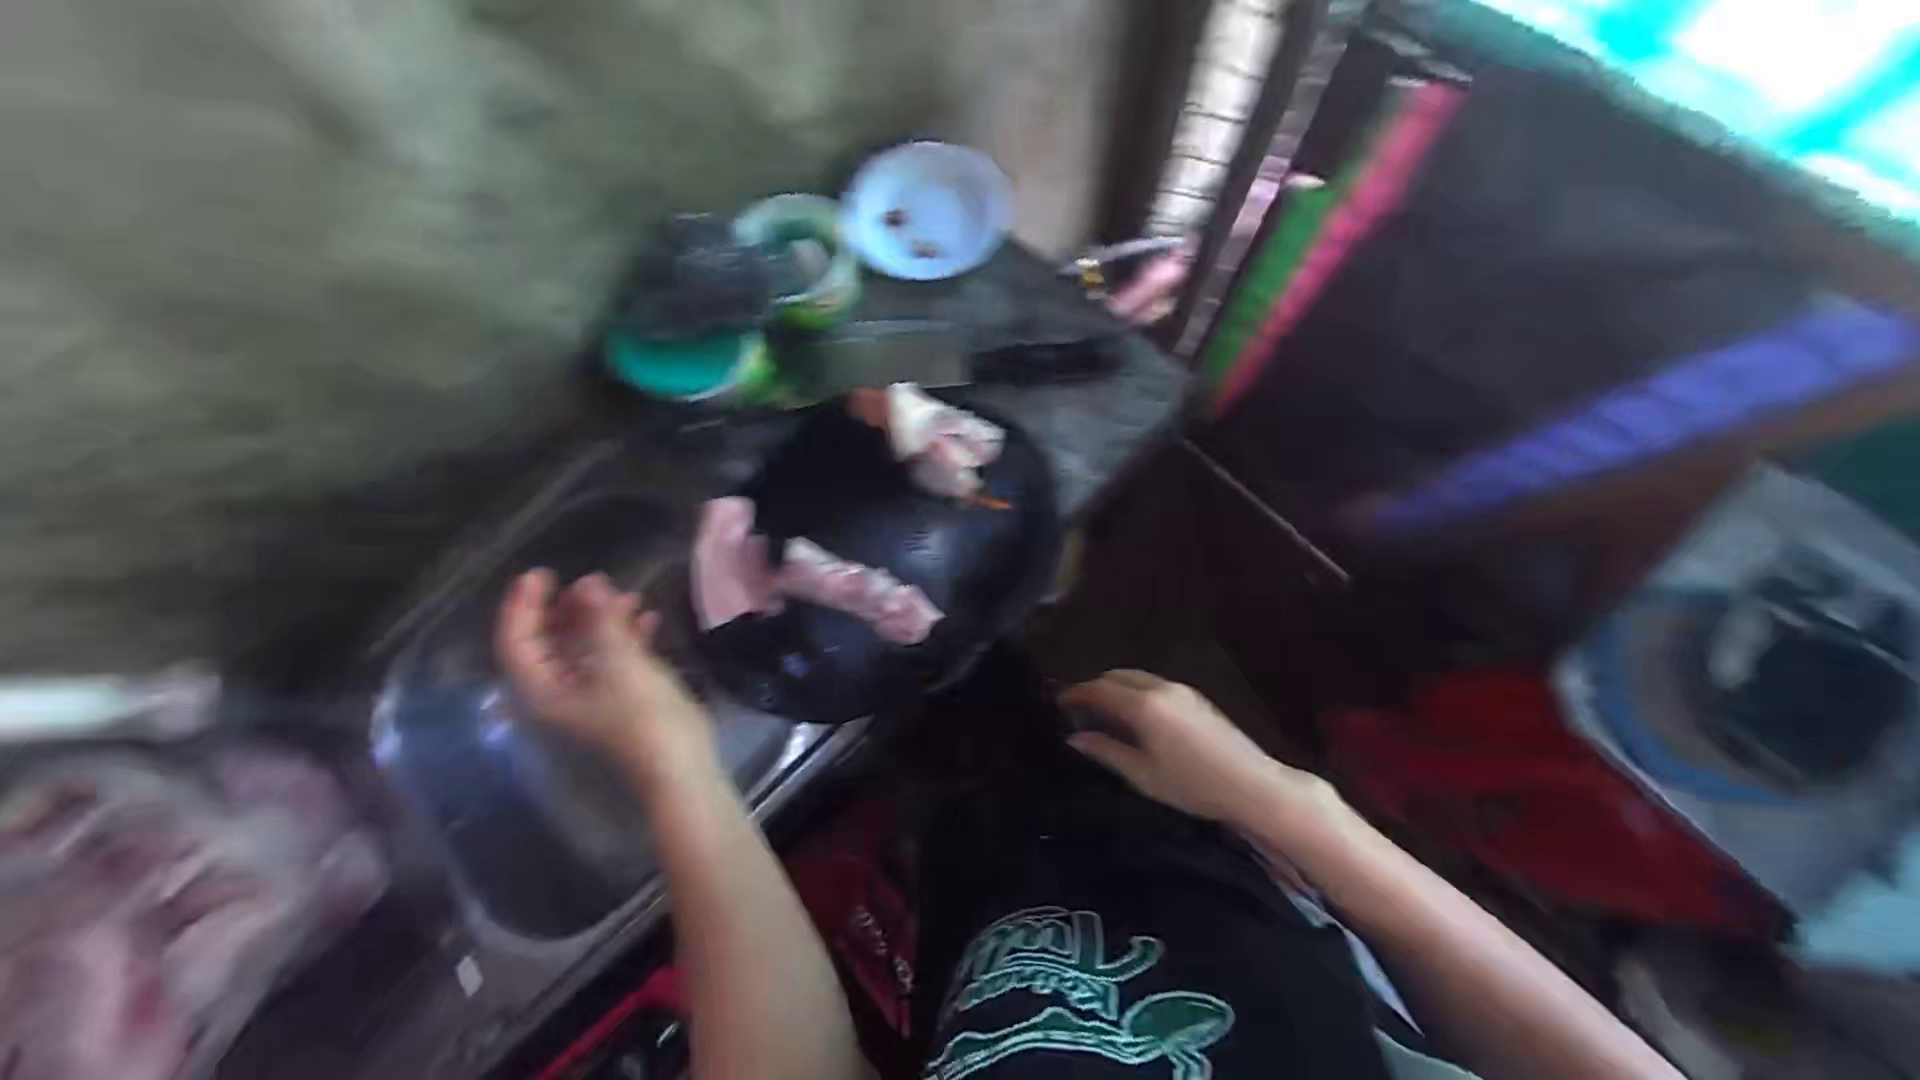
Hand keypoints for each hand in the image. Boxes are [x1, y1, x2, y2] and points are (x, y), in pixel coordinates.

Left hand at [495, 569, 717, 798]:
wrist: (680, 770)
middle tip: (592, 581)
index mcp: (542, 690)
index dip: (524, 605)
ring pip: (583, 650)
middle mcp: (557, 694)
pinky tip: (648, 621)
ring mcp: (589, 699)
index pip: (517, 641)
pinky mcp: (619, 702)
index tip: (542, 573)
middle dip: (568, 609)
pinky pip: (611, 661)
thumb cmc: (643, 718)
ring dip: (601, 620)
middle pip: (549, 643)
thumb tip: (587, 583)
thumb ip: (601, 621)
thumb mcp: (620, 664)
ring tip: (627, 595)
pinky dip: (625, 638)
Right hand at [1060, 670, 1352, 840]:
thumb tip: (1075, 740)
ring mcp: (1180, 690)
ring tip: (1103, 715)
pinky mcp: (1194, 697)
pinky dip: (1134, 691)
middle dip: (1093, 688)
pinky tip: (1134, 717)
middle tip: (1078, 710)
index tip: (1058, 703)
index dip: (1074, 693)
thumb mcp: (1142, 775)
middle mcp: (1160, 688)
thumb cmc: (1194, 785)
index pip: (1098, 689)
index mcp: (1144, 706)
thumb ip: (1105, 751)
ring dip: (1115, 688)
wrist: (1253, 785)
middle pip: (1115, 676)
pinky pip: (1153, 683)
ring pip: (1135, 677)